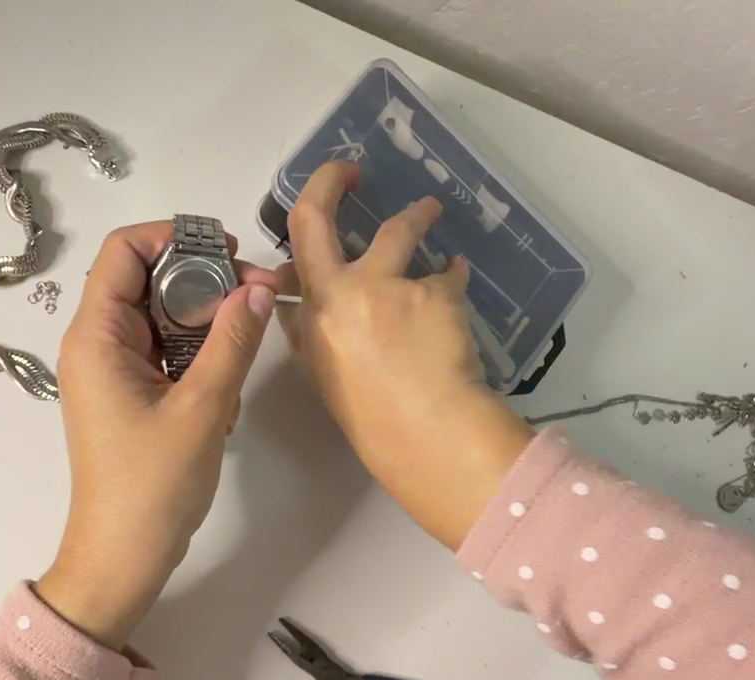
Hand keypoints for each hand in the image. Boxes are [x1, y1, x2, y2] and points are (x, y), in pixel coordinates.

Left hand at [35, 222, 278, 648]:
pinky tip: (226, 390)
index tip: (230, 252)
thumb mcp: (202, 409)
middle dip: (204, 282)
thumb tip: (259, 288)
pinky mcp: (130, 399)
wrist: (124, 556)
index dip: (176, 236)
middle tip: (257, 296)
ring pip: (162, 321)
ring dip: (207, 326)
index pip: (124, 251)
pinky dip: (199, 361)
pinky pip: (166, 358)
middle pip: (148, 282)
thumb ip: (233, 343)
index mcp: (96, 337)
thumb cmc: (153, 485)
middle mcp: (97, 346)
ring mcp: (113, 375)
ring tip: (247, 346)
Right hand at [284, 162, 530, 548]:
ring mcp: (389, 287)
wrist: (422, 431)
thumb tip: (296, 309)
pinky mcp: (435, 291)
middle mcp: (342, 292)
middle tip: (353, 172)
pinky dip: (452, 275)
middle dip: (332, 181)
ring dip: (418, 217)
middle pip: (321, 216)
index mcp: (312, 317)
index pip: (295, 248)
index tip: (323, 197)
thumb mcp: (323, 378)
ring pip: (403, 229)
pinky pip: (447, 273)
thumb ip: (309, 337)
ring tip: (432, 213)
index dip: (308, 212)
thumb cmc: (371, 416)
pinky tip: (458, 282)